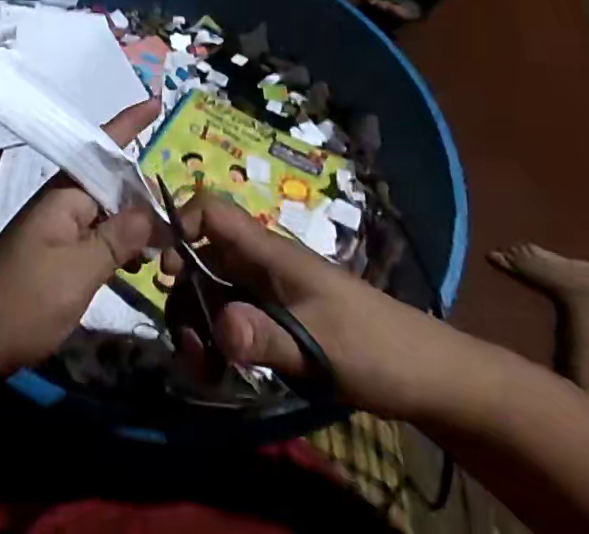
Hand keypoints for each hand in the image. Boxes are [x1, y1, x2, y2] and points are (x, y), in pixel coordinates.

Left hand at [0, 99, 162, 381]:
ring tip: (173, 236)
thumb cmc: (23, 302)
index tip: (157, 102)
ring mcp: (59, 231)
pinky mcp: (58, 257)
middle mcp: (62, 205)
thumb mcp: (78, 271)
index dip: (129, 124)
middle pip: (112, 182)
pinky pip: (99, 237)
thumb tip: (153, 211)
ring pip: (109, 212)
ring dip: (138, 221)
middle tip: (186, 206)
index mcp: (64, 196)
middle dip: (146, 188)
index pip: (101, 149)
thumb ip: (118, 238)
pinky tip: (143, 261)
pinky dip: (123, 243)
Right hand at [161, 193, 468, 417]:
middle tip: (186, 345)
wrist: (424, 376)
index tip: (164, 269)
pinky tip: (220, 371)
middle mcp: (261, 265)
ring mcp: (266, 293)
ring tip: (204, 369)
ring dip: (197, 324)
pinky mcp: (273, 320)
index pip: (215, 212)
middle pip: (202, 258)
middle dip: (183, 295)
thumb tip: (218, 328)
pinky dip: (216, 340)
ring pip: (211, 292)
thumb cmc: (375, 346)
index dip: (182, 223)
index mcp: (272, 253)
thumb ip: (268, 337)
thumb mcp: (321, 345)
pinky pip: (229, 318)